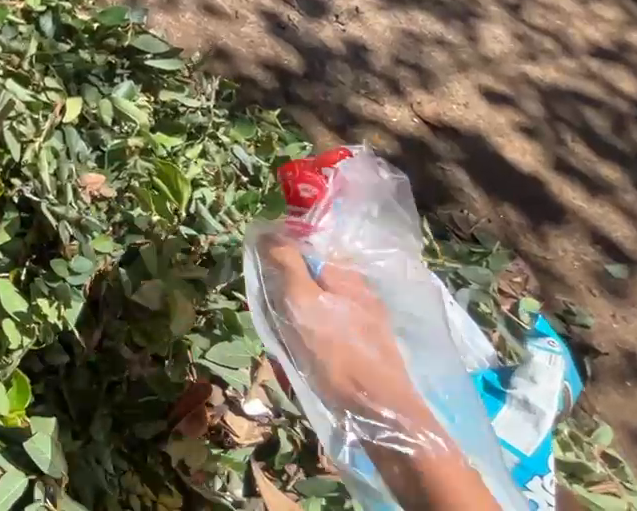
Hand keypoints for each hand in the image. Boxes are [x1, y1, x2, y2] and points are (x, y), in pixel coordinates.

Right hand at [253, 234, 444, 449]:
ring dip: (295, 308)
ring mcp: (366, 316)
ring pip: (316, 298)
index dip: (276, 253)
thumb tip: (267, 228)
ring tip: (284, 330)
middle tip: (270, 306)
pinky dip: (310, 326)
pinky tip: (305, 344)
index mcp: (345, 274)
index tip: (259, 270)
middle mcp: (359, 289)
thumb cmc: (334, 350)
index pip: (302, 246)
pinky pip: (327, 320)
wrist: (379, 410)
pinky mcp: (366, 340)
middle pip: (308, 273)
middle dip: (284, 284)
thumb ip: (285, 261)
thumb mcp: (300, 300)